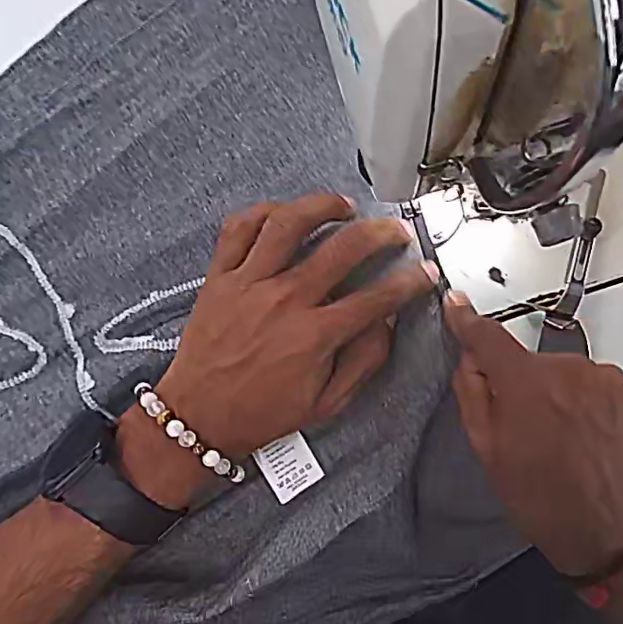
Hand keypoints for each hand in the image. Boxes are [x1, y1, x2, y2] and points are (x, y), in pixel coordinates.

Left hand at [116, 194, 438, 507]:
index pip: (377, 297)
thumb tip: (386, 324)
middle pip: (344, 248)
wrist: (199, 417)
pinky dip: (262, 212)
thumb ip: (362, 362)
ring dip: (322, 206)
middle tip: (394, 231)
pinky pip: (239, 229)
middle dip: (381, 233)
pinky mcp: (220, 277)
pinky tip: (283, 213)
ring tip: (344, 206)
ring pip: (289, 223)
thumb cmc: (260, 412)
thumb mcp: (325, 403)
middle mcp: (284, 301)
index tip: (423, 273)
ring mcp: (249, 284)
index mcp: (314, 336)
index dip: (410, 282)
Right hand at [445, 291, 622, 577]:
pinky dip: (580, 397)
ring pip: (558, 370)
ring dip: (553, 390)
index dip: (467, 320)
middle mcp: (568, 373)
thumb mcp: (487, 450)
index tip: (458, 307)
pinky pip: (587, 379)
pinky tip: (580, 431)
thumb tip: (471, 361)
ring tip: (557, 435)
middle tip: (522, 425)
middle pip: (526, 358)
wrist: (605, 529)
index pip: (488, 336)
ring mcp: (601, 379)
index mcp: (526, 386)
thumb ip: (472, 393)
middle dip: (518, 381)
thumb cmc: (546, 500)